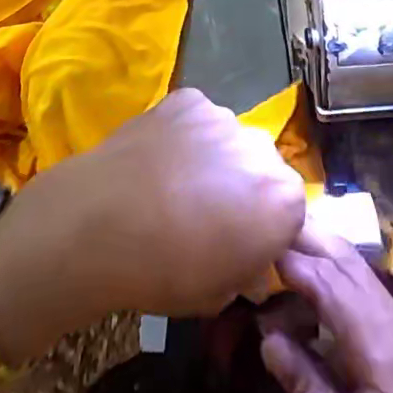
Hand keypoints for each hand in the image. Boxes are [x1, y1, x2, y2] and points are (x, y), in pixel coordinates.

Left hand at [0, 91, 306, 358]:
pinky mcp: (187, 99)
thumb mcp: (219, 293)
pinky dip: (187, 134)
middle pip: (265, 167)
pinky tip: (159, 156)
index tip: (242, 240)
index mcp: (283, 199)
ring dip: (217, 157)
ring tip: (176, 181)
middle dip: (247, 187)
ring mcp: (223, 117)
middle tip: (209, 211)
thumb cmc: (165, 269)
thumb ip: (248, 268)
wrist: (99, 222)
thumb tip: (249, 261)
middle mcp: (262, 148)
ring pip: (230, 140)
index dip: (268, 228)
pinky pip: (198, 118)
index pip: (293, 211)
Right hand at [260, 228, 392, 392]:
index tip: (250, 250)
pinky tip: (313, 313)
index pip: (329, 280)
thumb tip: (267, 339)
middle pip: (348, 262)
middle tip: (262, 232)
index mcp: (384, 347)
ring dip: (320, 264)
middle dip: (306, 240)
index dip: (289, 259)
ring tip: (276, 274)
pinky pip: (372, 301)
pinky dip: (337, 291)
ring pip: (360, 277)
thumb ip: (311, 391)